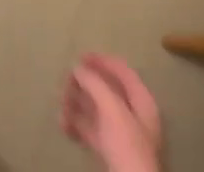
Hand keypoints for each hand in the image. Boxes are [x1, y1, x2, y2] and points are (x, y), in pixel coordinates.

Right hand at [62, 54, 163, 171]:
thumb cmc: (126, 143)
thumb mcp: (112, 109)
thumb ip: (95, 84)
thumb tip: (78, 68)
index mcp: (142, 100)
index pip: (123, 71)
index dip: (102, 60)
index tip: (79, 56)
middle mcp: (132, 113)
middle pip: (105, 89)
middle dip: (83, 85)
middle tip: (64, 83)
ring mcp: (120, 132)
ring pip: (94, 109)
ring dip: (75, 105)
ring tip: (61, 108)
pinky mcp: (108, 148)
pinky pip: (89, 129)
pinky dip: (76, 124)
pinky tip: (64, 126)